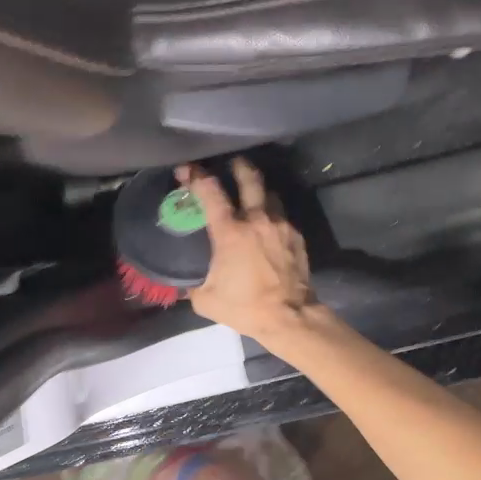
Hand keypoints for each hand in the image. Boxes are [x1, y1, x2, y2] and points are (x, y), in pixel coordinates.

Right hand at [181, 159, 320, 344]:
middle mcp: (257, 220)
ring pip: (269, 194)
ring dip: (259, 190)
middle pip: (249, 179)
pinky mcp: (296, 237)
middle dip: (238, 166)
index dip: (196, 176)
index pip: (210, 192)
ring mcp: (280, 226)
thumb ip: (192, 285)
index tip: (187, 170)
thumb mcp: (206, 300)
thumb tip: (185, 284)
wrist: (289, 316)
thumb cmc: (245, 307)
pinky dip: (271, 215)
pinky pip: (281, 216)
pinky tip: (267, 226)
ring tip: (251, 195)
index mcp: (230, 232)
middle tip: (231, 163)